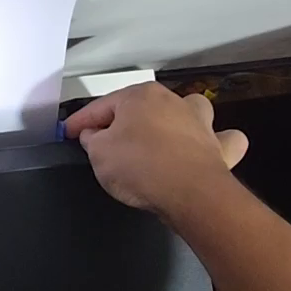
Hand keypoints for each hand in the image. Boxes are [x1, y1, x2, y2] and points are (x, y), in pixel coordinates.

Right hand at [63, 83, 249, 216]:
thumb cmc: (141, 167)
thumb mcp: (98, 153)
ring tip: (159, 136)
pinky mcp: (219, 149)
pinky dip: (216, 143)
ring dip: (174, 120)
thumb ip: (91, 139)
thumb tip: (95, 135)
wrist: (191, 194)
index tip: (68, 132)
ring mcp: (200, 123)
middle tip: (102, 143)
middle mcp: (172, 102)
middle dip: (122, 122)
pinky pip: (223, 140)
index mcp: (140, 96)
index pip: (100, 106)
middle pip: (140, 108)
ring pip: (186, 111)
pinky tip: (205, 149)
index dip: (80, 122)